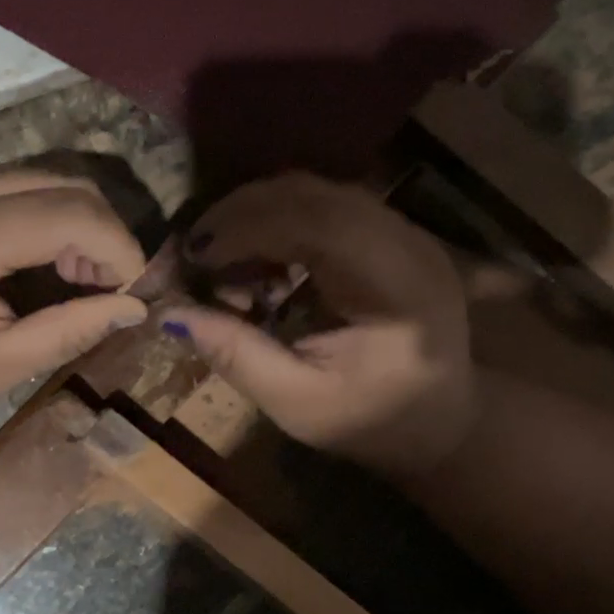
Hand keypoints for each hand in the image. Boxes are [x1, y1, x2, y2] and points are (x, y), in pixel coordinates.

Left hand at [0, 169, 150, 413]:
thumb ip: (68, 331)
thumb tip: (133, 308)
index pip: (72, 212)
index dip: (118, 247)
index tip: (132, 291)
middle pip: (66, 182)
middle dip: (103, 230)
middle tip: (106, 287)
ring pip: (45, 176)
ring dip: (77, 218)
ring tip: (79, 277)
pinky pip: (19, 184)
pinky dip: (49, 212)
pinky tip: (47, 258)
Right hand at [161, 173, 477, 476]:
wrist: (442, 419)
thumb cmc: (370, 421)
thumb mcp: (297, 404)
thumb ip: (238, 356)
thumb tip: (171, 314)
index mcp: (397, 288)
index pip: (318, 225)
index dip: (248, 229)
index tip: (194, 257)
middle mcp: (407, 243)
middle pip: (314, 194)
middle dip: (241, 214)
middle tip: (191, 252)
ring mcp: (402, 231)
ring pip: (315, 192)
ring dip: (256, 215)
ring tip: (216, 256)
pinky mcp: (389, 233)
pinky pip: (324, 205)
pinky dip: (277, 222)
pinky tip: (254, 259)